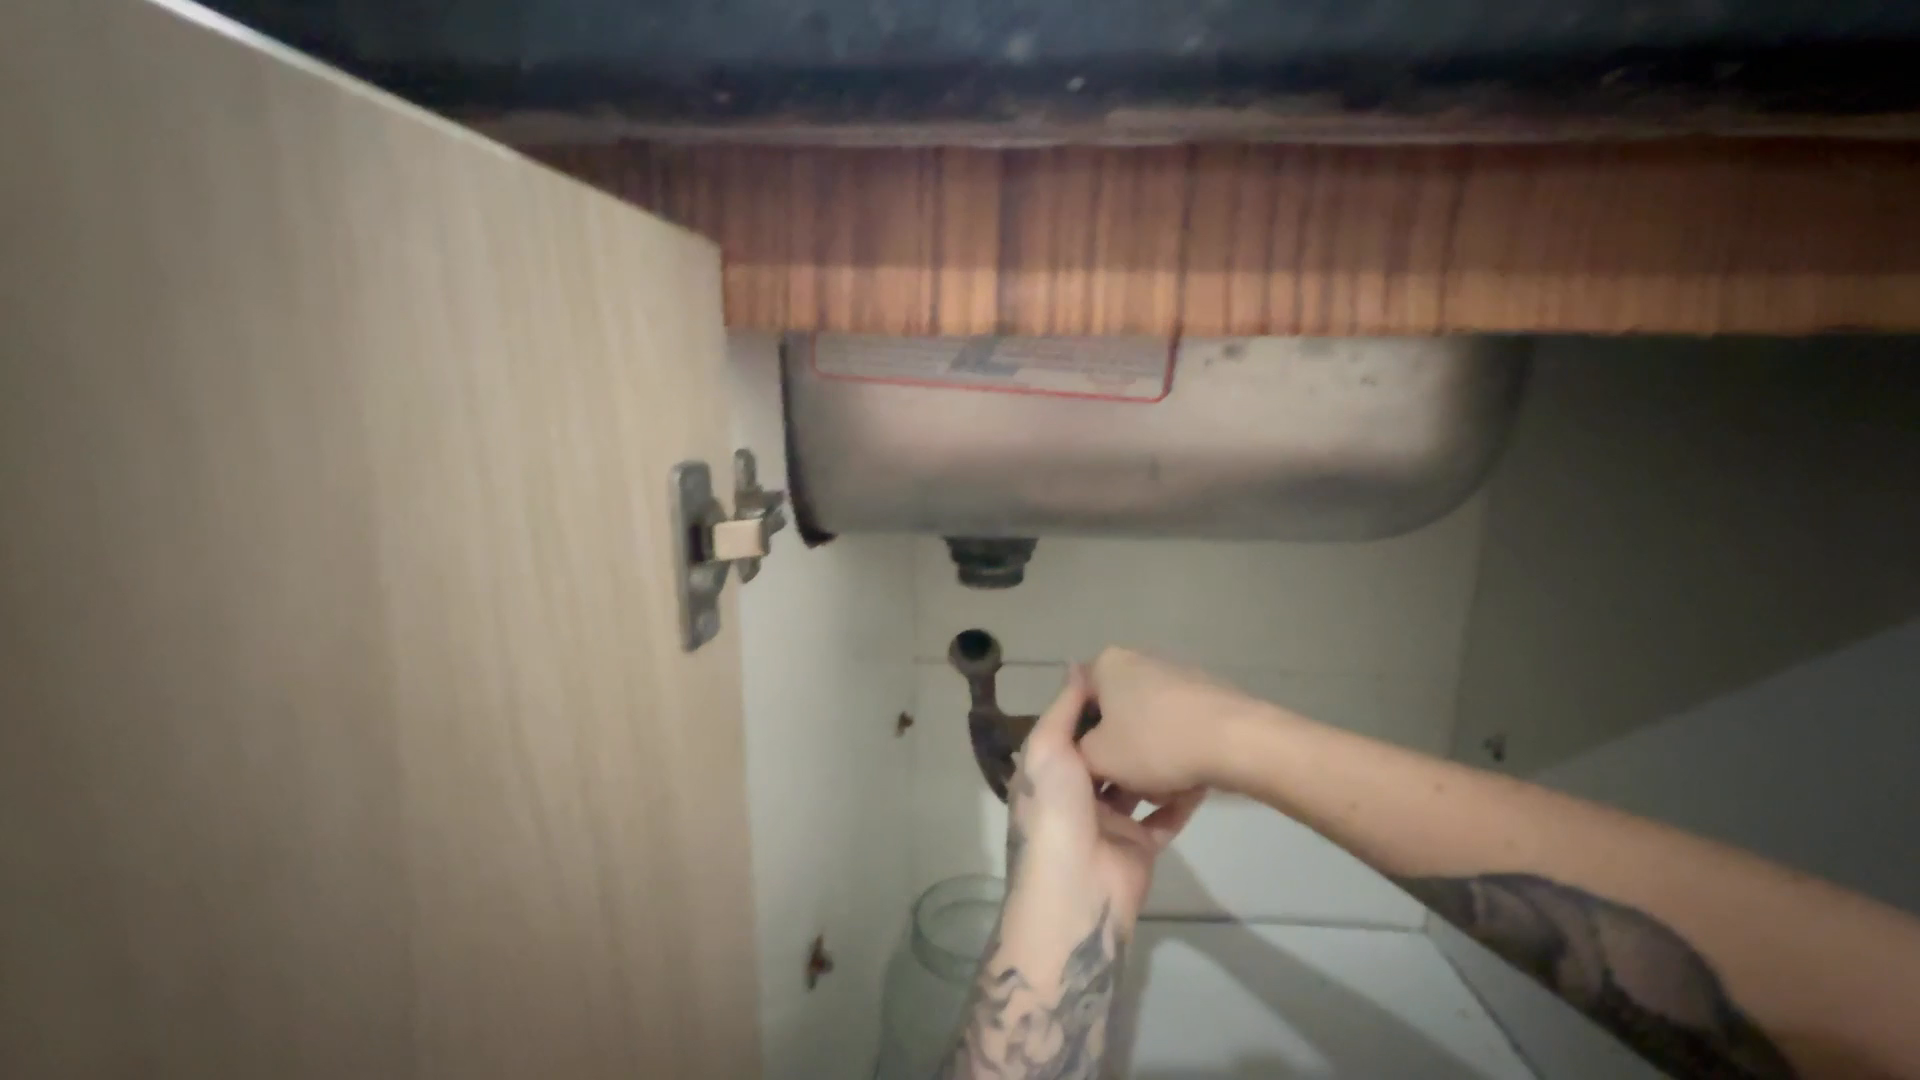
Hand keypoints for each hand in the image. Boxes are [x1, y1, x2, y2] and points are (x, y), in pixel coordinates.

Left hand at [1000, 665, 1202, 947]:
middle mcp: (1075, 793)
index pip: (1072, 729)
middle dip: (1130, 734)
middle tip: (1165, 702)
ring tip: (1186, 731)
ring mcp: (1108, 821)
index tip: (1126, 679)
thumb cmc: (1054, 807)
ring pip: (1137, 784)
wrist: (1075, 887)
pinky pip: (1164, 816)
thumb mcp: (1048, 747)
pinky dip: (1180, 797)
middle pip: (1107, 756)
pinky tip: (1201, 772)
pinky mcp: (1138, 845)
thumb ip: (1064, 708)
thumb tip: (1076, 667)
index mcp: (1048, 771)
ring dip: (1157, 763)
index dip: (1095, 706)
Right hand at [1080, 647, 1261, 798]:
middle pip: (1111, 715)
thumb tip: (1075, 745)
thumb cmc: (1154, 744)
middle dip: (1114, 753)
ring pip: (1143, 726)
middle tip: (1120, 786)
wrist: (1237, 741)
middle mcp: (1137, 660)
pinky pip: (1173, 728)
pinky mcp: (1204, 695)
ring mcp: (1175, 675)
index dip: (1076, 740)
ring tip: (1157, 793)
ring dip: (1143, 759)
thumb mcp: (1097, 757)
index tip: (1087, 770)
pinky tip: (1183, 782)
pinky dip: (1172, 753)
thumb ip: (1074, 748)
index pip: (1074, 702)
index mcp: (1106, 665)